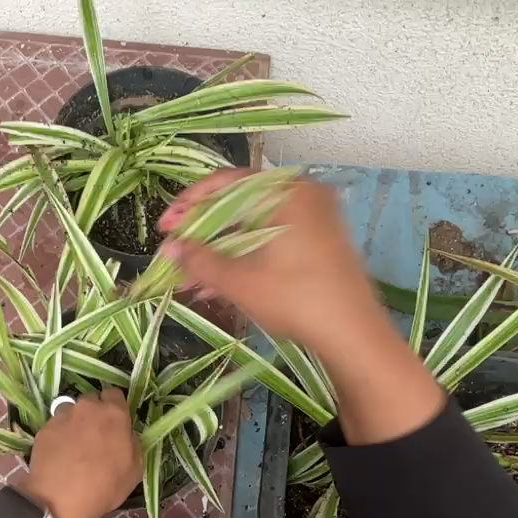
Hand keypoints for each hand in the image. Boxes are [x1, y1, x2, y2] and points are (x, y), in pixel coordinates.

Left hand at [23, 388, 142, 517]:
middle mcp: (87, 407)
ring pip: (71, 412)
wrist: (60, 499)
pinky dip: (59, 436)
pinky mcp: (43, 429)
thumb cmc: (105, 486)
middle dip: (94, 414)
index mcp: (113, 413)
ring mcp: (62, 416)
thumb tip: (125, 435)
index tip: (115, 424)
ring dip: (75, 423)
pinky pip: (55, 427)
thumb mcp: (135, 469)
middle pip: (92, 401)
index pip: (115, 394)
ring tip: (74, 447)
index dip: (115, 408)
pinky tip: (59, 456)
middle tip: (95, 437)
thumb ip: (132, 442)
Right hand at [160, 169, 389, 353]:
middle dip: (201, 235)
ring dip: (218, 253)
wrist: (353, 334)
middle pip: (238, 205)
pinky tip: (216, 286)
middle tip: (174, 253)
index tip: (164, 227)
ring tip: (187, 280)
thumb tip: (169, 248)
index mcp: (286, 191)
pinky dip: (242, 259)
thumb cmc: (296, 299)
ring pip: (252, 228)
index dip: (188, 205)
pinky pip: (269, 240)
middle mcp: (302, 195)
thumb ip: (200, 260)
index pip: (225, 183)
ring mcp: (312, 219)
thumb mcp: (240, 280)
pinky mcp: (316, 243)